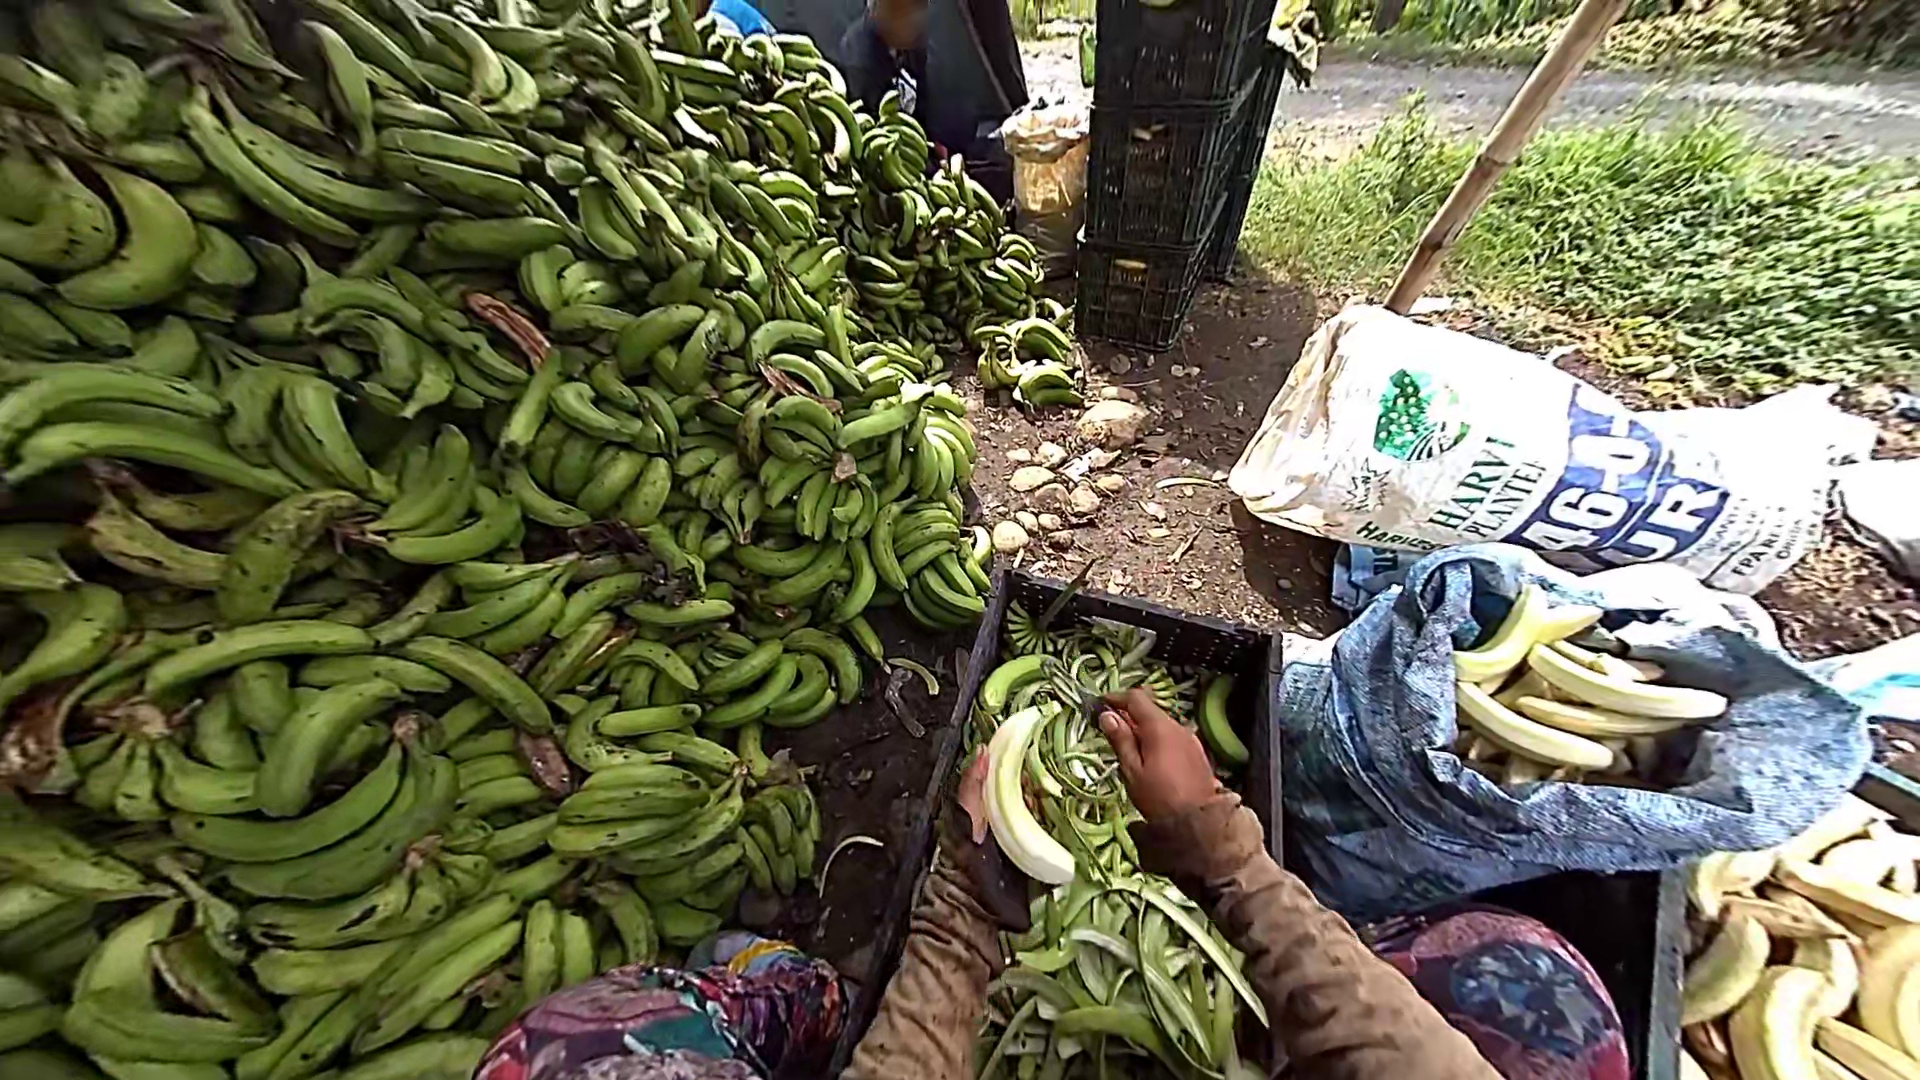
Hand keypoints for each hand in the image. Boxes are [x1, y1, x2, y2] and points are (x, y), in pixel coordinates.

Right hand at [1099, 688, 1220, 821]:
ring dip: (1143, 727)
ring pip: (1161, 723)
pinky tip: (1150, 756)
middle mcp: (1178, 727)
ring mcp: (1190, 739)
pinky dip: (1157, 738)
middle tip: (1110, 728)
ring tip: (1128, 745)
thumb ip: (1120, 739)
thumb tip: (1107, 715)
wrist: (1200, 825)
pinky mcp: (1197, 753)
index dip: (1116, 697)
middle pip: (1150, 710)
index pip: (1136, 698)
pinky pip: (1172, 736)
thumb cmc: (1159, 798)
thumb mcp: (1132, 770)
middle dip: (1128, 714)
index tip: (1101, 704)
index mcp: (1159, 727)